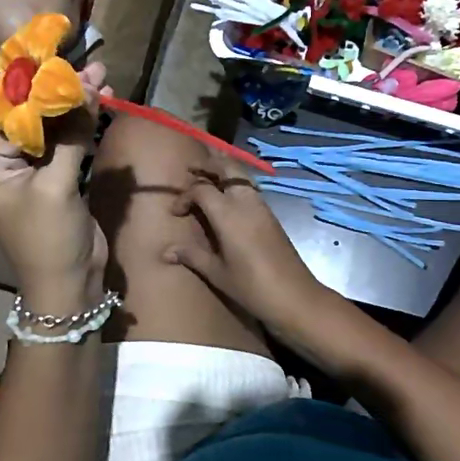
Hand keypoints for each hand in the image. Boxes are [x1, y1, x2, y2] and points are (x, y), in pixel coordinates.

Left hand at [0, 63, 108, 307]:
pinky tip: (101, 104)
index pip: (15, 116)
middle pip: (35, 118)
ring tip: (103, 80)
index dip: (45, 91)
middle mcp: (0, 163)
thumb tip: (87, 88)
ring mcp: (28, 171)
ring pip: (54, 129)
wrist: (70, 284)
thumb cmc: (51, 238)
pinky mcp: (53, 178)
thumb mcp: (56, 186)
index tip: (71, 67)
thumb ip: (71, 137)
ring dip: (78, 107)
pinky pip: (67, 145)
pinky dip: (84, 127)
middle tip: (94, 69)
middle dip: (65, 95)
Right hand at [162, 162, 334, 332]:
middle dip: (209, 165)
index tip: (176, 213)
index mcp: (229, 212)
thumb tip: (166, 251)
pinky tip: (228, 201)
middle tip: (191, 170)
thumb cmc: (251, 286)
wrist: (294, 295)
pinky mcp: (271, 215)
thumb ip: (192, 256)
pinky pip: (251, 189)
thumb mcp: (217, 273)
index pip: (201, 189)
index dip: (185, 196)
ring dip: (225, 172)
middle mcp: (246, 201)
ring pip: (242, 176)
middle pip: (228, 168)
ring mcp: (262, 206)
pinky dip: (236, 185)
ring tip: (208, 181)